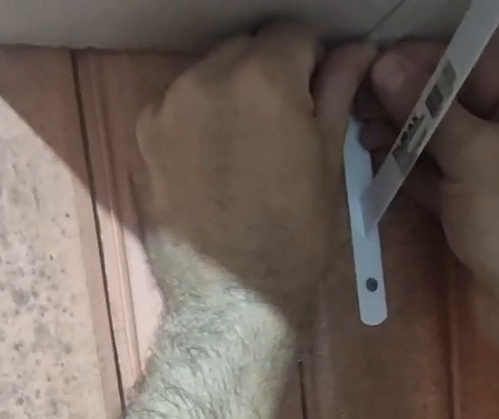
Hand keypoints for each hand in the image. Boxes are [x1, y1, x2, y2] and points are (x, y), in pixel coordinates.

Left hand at [137, 25, 373, 321]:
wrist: (233, 305)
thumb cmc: (294, 243)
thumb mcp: (329, 168)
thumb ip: (336, 97)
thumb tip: (354, 52)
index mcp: (263, 78)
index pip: (294, 33)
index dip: (311, 64)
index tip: (315, 100)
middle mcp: (206, 77)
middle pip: (246, 49)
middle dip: (267, 77)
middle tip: (282, 133)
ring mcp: (167, 108)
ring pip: (208, 77)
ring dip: (230, 98)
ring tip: (245, 157)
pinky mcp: (143, 140)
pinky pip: (178, 110)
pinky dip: (197, 125)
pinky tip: (212, 171)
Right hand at [363, 45, 498, 307]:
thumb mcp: (474, 153)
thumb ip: (429, 109)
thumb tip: (386, 67)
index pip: (478, 69)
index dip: (428, 64)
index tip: (382, 62)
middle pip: (458, 107)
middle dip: (410, 103)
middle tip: (361, 98)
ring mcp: (498, 176)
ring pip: (446, 145)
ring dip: (405, 136)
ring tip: (361, 129)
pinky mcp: (477, 209)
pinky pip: (442, 179)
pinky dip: (413, 170)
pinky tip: (379, 159)